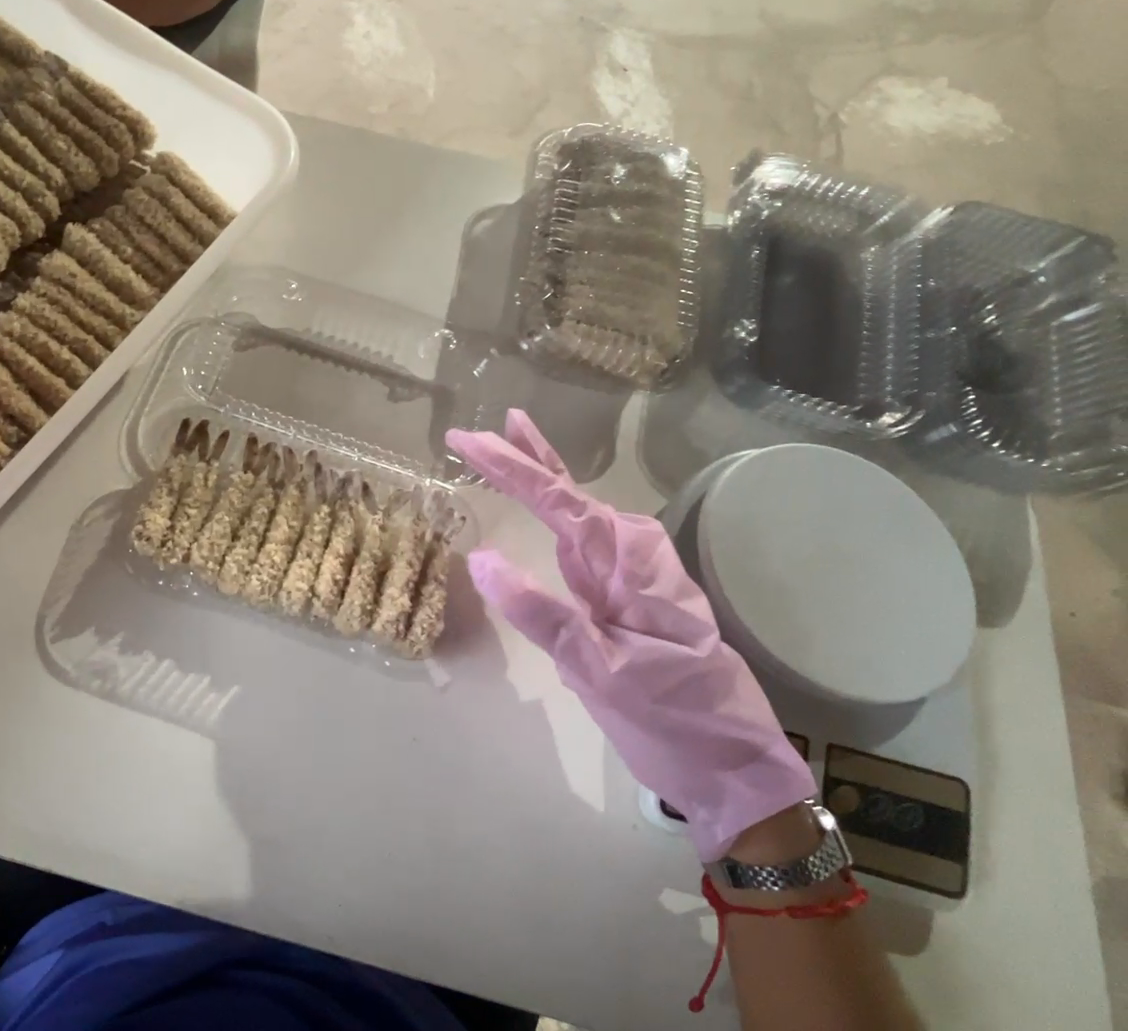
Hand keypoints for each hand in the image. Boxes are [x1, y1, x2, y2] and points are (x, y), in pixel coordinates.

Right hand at [445, 411, 815, 860]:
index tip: (468, 441)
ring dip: (539, 480)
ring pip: (574, 517)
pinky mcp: (616, 604)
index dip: (512, 468)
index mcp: (633, 565)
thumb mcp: (604, 671)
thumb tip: (481, 559)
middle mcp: (631, 560)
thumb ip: (544, 615)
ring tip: (506, 447)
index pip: (563, 502)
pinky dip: (550, 521)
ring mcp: (624, 580)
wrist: (730, 768)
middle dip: (525, 460)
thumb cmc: (675, 717)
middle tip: (478, 431)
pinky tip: (541, 514)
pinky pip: (576, 550)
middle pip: (571, 495)